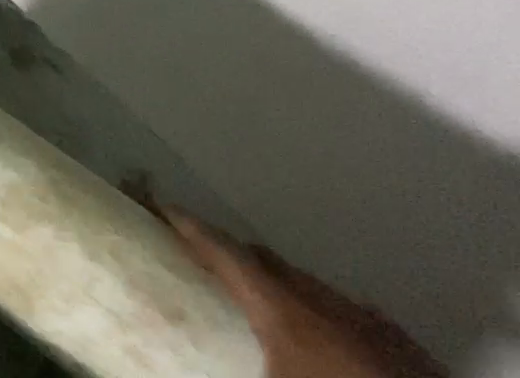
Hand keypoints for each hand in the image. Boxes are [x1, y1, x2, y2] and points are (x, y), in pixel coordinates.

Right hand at [164, 211, 443, 377]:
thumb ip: (229, 357)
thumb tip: (178, 353)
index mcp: (281, 307)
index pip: (225, 252)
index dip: (189, 226)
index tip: (161, 203)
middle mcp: (321, 301)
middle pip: (267, 261)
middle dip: (231, 251)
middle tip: (197, 248)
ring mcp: (365, 319)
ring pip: (307, 284)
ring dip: (275, 279)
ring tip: (251, 287)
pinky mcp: (400, 343)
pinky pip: (345, 309)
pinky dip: (316, 305)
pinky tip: (315, 322)